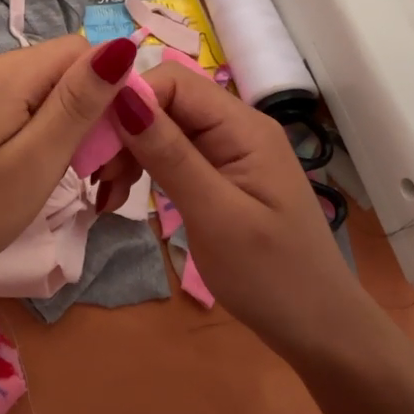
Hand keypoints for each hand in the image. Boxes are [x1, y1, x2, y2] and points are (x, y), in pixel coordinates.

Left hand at [0, 35, 137, 295]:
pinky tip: (17, 169)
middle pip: (54, 69)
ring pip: (28, 88)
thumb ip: (79, 103)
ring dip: (54, 124)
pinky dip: (22, 128)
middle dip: (84, 112)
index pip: (80, 50)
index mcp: (4, 73)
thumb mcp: (36, 162)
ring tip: (54, 177)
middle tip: (90, 177)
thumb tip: (123, 44)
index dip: (109, 90)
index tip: (111, 145)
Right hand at [106, 61, 365, 358]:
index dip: (128, 99)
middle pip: (164, 102)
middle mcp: (235, 127)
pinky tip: (119, 194)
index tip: (93, 142)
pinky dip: (141, 168)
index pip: (172, 82)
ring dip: (126, 151)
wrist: (321, 332)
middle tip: (95, 177)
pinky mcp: (218, 174)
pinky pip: (170, 153)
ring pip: (161, 127)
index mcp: (243, 127)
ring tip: (104, 192)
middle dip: (122, 129)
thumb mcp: (215, 216)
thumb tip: (122, 95)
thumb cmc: (272, 277)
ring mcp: (227, 151)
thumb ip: (169, 154)